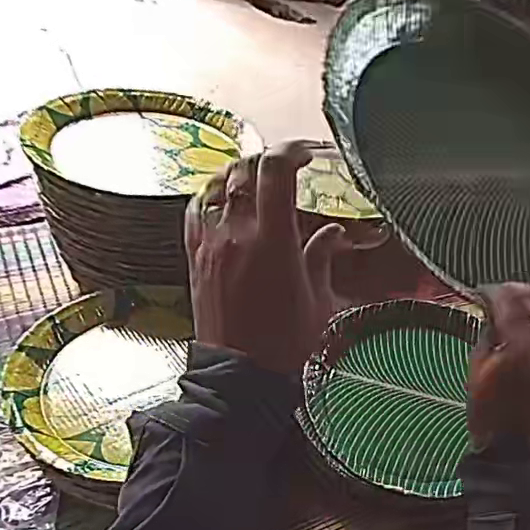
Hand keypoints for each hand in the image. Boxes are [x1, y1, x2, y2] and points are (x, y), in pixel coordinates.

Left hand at [186, 141, 350, 374]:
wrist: (241, 378)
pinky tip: (223, 202)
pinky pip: (196, 212)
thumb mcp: (319, 301)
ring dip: (239, 175)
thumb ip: (324, 258)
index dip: (294, 150)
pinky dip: (211, 197)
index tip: (309, 153)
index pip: (276, 171)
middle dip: (269, 161)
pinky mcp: (194, 260)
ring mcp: (210, 245)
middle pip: (244, 171)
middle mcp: (236, 234)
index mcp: (273, 241)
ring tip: (257, 181)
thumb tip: (334, 235)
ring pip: (217, 186)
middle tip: (289, 168)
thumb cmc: (286, 346)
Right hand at [467, 284, 529, 449]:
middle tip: (511, 294)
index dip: (499, 291)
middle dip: (526, 294)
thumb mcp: (478, 362)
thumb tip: (495, 309)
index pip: (514, 299)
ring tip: (529, 306)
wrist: (509, 437)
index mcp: (519, 341)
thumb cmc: (486, 404)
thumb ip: (490, 330)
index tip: (488, 292)